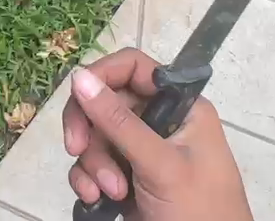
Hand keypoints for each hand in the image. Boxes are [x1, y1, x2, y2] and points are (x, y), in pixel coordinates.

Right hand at [62, 51, 252, 220]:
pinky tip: (95, 200)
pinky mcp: (127, 179)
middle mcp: (160, 123)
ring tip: (108, 192)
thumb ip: (119, 121)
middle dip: (90, 129)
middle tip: (75, 147)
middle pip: (105, 101)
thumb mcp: (161, 167)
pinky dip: (87, 179)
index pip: (132, 68)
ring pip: (95, 134)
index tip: (79, 95)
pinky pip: (92, 163)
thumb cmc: (199, 216)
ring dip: (92, 162)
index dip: (102, 75)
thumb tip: (78, 76)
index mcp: (180, 109)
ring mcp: (142, 152)